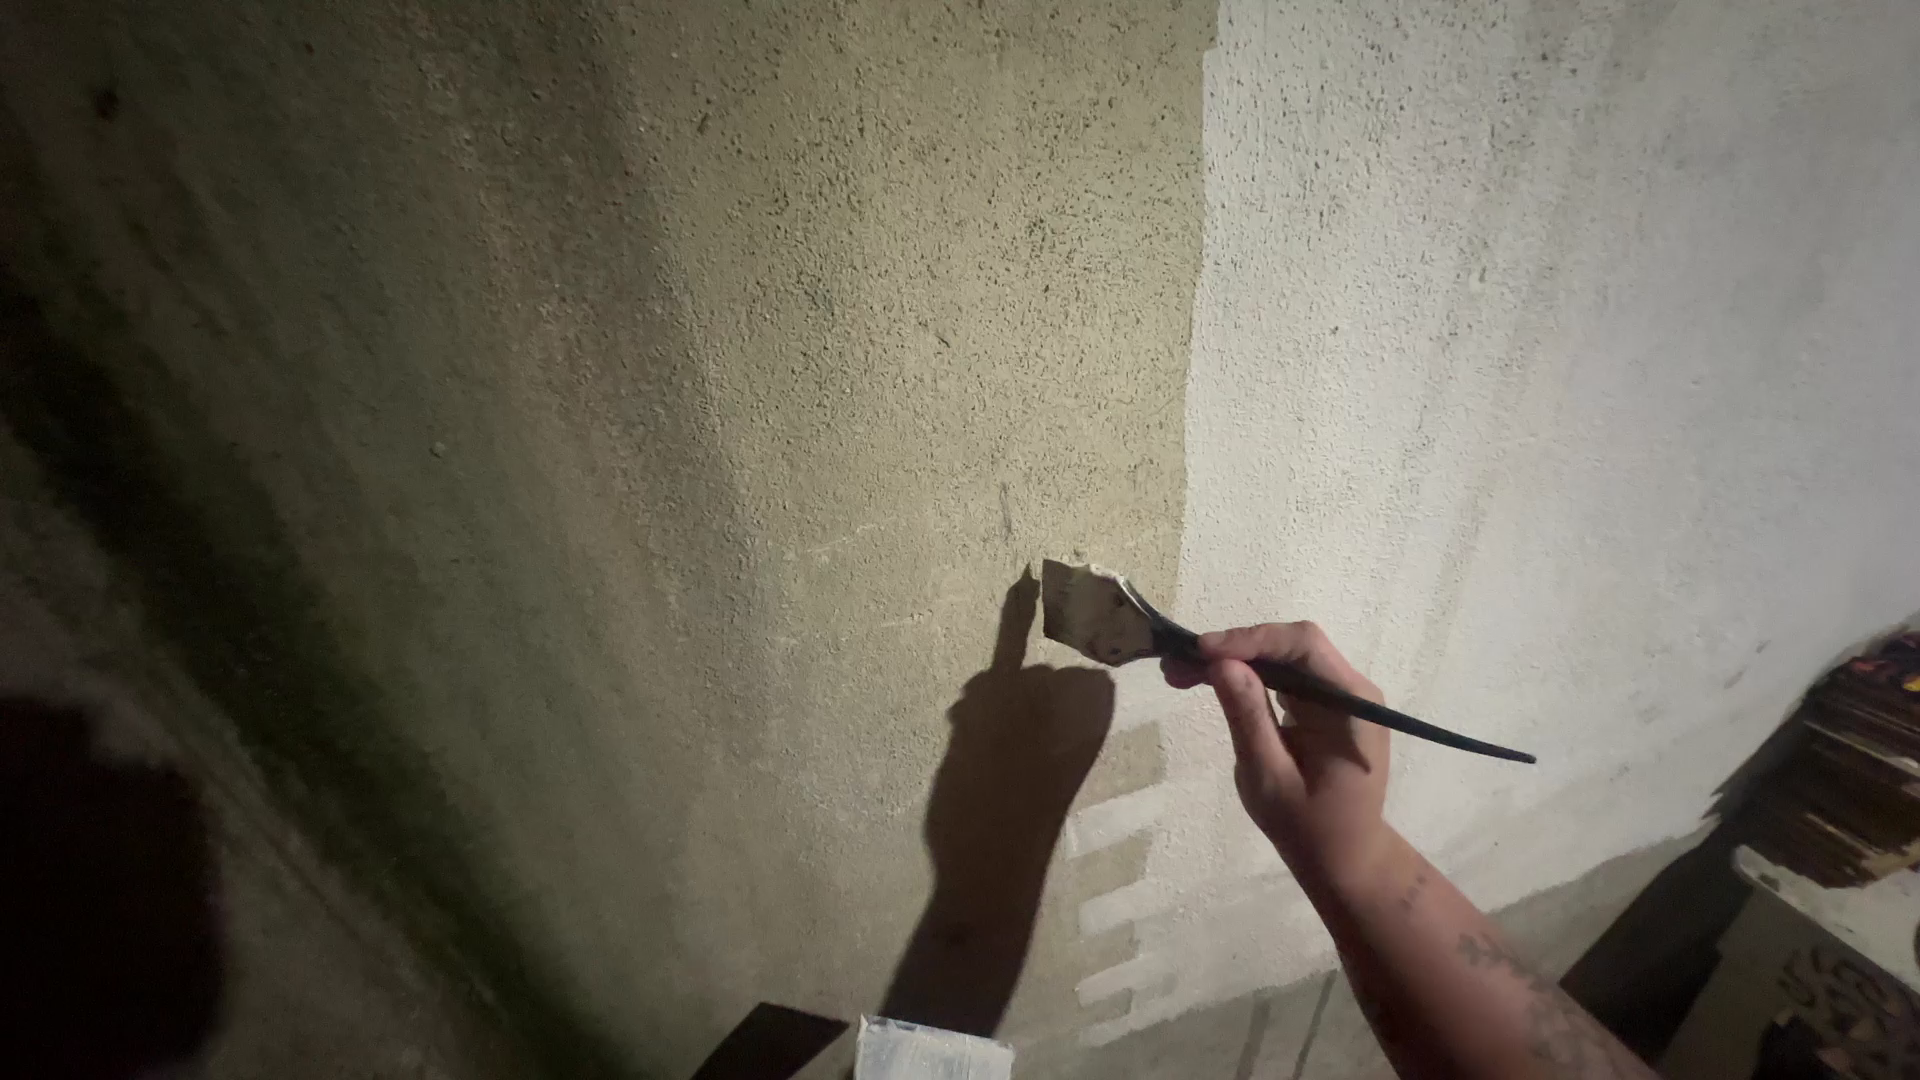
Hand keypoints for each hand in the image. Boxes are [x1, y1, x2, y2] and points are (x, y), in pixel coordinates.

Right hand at [1163, 622, 1391, 887]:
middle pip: (1289, 644)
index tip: (1202, 651)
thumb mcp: (1269, 777)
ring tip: (1181, 671)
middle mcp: (1350, 690)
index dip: (1250, 639)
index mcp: (1352, 705)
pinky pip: (1277, 674)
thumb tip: (1221, 664)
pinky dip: (1241, 674)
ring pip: (1279, 655)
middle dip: (1232, 648)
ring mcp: (1335, 696)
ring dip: (1230, 659)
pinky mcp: (1317, 704)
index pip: (1303, 646)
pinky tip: (1206, 679)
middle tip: (1178, 663)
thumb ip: (1248, 717)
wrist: (1342, 860)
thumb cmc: (1308, 827)